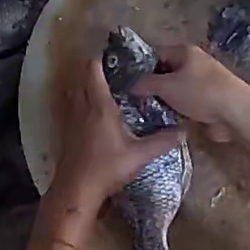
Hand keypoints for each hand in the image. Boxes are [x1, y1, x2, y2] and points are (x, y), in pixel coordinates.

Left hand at [48, 59, 182, 215]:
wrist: (77, 190)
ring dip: (86, 84)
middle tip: (116, 73)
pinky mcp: (66, 131)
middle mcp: (81, 106)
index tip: (117, 59)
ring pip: (74, 90)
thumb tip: (184, 131)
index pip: (92, 70)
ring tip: (107, 89)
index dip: (101, 59)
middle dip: (95, 70)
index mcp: (99, 105)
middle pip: (80, 76)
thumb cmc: (107, 168)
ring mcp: (70, 118)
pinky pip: (71, 105)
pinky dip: (81, 100)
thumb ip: (162, 141)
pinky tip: (95, 112)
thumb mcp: (140, 155)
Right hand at [132, 44, 249, 143]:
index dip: (139, 67)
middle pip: (165, 73)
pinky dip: (176, 110)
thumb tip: (131, 85)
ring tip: (142, 113)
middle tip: (131, 101)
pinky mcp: (208, 100)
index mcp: (185, 52)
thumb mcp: (167, 86)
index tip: (124, 82)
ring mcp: (202, 83)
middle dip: (151, 86)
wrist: (235, 112)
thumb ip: (146, 83)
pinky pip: (185, 103)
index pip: (155, 54)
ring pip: (175, 90)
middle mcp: (194, 64)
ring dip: (163, 101)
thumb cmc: (200, 92)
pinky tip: (161, 121)